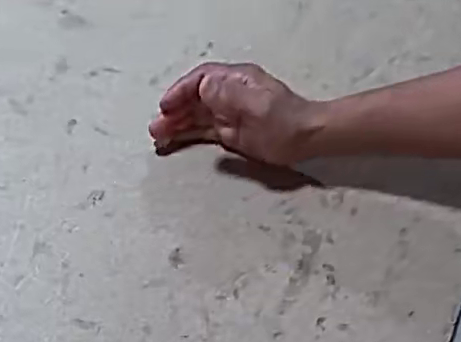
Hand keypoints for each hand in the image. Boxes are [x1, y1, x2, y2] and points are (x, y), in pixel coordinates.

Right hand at [149, 62, 324, 164]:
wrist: (305, 139)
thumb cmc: (286, 123)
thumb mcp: (258, 106)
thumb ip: (229, 95)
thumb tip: (204, 86)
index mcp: (236, 82)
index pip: (201, 80)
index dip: (180, 92)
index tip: (165, 107)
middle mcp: (230, 95)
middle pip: (194, 99)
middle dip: (173, 111)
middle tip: (155, 128)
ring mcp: (229, 114)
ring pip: (195, 116)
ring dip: (176, 125)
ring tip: (157, 137)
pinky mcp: (230, 133)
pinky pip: (202, 131)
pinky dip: (186, 136)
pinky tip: (173, 142)